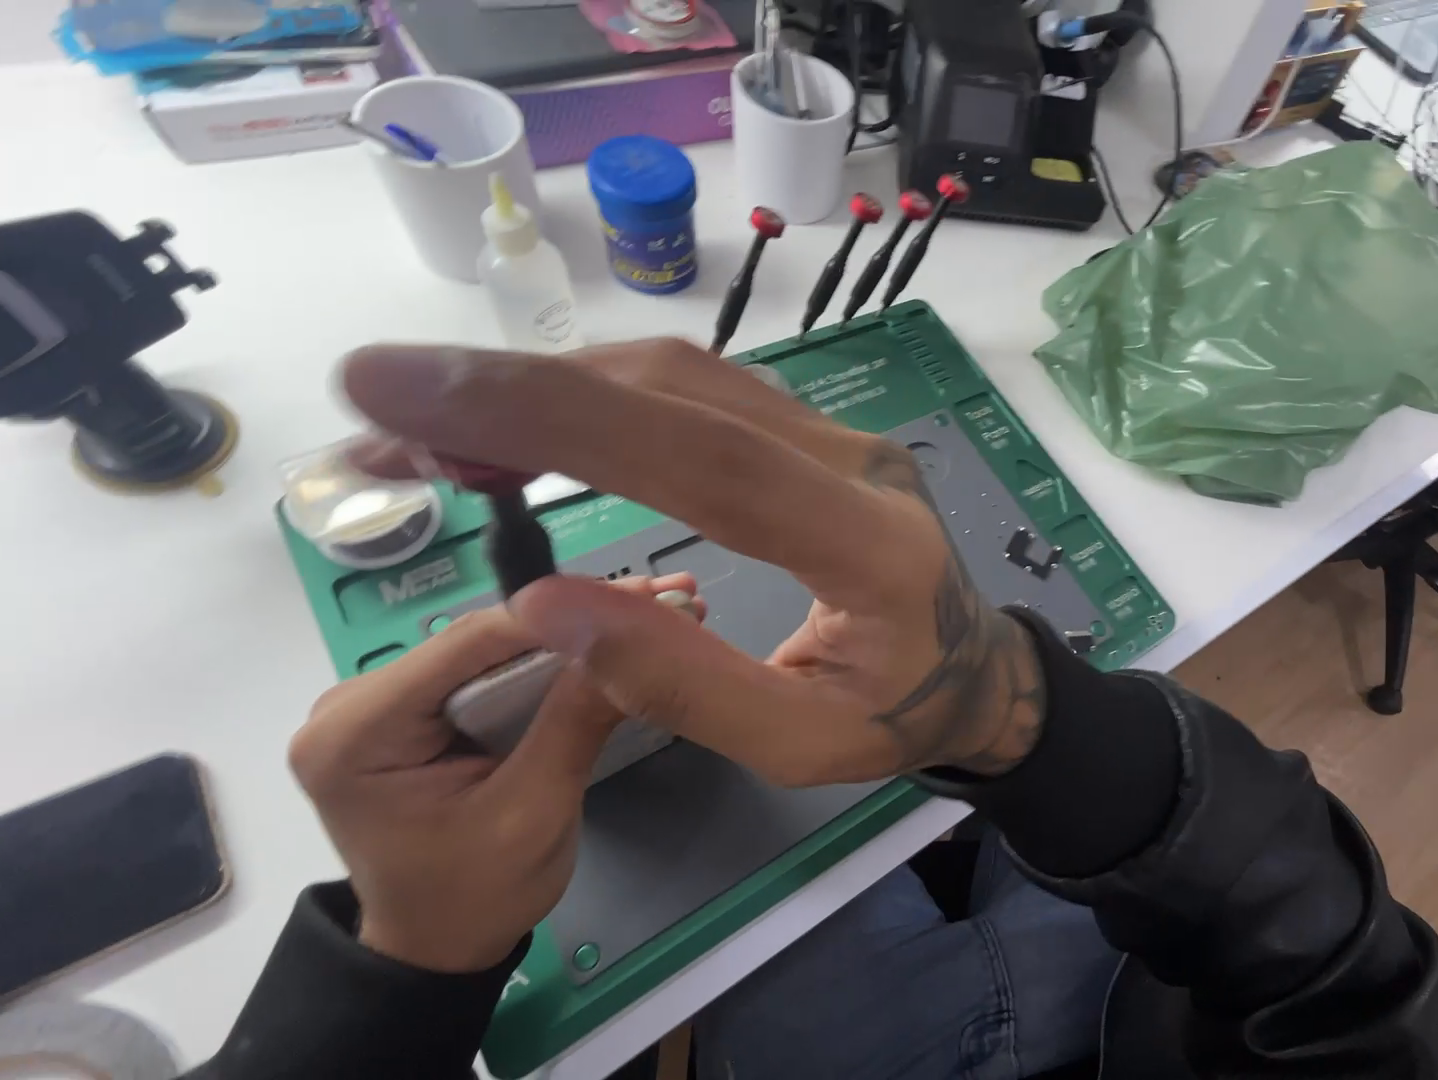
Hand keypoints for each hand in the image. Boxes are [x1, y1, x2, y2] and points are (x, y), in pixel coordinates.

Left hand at [287, 575, 702, 971]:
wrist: (442, 947)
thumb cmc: (477, 894)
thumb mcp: (535, 811)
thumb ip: (575, 720)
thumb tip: (633, 637)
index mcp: (356, 731)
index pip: (472, 641)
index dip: (565, 612)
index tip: (646, 597)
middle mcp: (357, 701)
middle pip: (488, 638)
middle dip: (583, 619)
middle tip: (669, 601)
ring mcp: (388, 701)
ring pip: (499, 646)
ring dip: (579, 634)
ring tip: (658, 614)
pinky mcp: (420, 708)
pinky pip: (496, 668)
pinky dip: (559, 658)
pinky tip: (616, 641)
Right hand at [339, 339, 1044, 786]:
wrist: (977, 669)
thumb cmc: (900, 714)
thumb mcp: (802, 742)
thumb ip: (685, 684)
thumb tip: (546, 604)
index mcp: (869, 546)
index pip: (709, 460)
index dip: (560, 419)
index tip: (412, 392)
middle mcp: (859, 465)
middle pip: (687, 395)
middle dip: (528, 388)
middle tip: (389, 401)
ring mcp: (843, 439)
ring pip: (692, 380)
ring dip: (561, 388)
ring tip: (445, 428)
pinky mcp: (822, 437)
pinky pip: (709, 397)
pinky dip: (612, 399)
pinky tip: (543, 424)